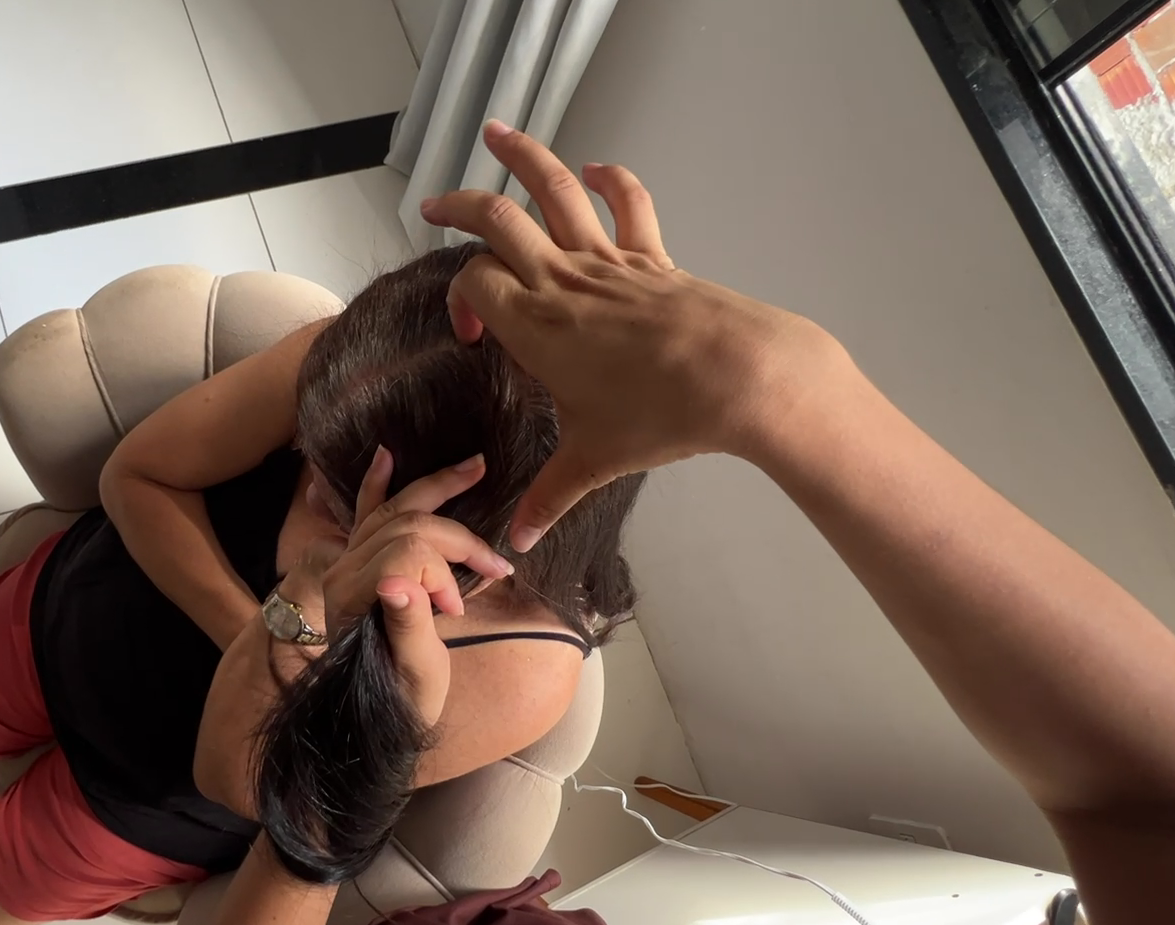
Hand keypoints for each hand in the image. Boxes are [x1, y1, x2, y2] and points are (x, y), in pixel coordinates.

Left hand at [281, 449, 512, 723]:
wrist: (371, 715)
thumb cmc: (399, 703)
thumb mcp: (413, 675)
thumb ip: (406, 626)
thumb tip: (400, 583)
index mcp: (352, 601)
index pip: (403, 553)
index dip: (440, 572)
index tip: (458, 608)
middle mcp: (341, 574)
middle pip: (403, 525)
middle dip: (454, 539)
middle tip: (491, 565)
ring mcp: (345, 564)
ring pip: (391, 509)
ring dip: (435, 489)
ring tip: (473, 468)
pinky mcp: (355, 562)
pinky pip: (363, 514)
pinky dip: (376, 485)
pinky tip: (386, 456)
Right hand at [420, 120, 857, 550]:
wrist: (742, 378)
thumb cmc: (658, 416)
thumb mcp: (591, 461)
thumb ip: (547, 498)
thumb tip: (517, 543)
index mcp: (535, 324)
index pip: (472, 282)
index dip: (458, 301)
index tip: (470, 337)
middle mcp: (563, 281)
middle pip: (498, 218)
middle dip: (458, 204)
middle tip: (432, 206)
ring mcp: (609, 262)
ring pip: (556, 191)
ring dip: (524, 156)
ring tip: (496, 131)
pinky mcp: (652, 257)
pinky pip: (627, 204)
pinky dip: (609, 181)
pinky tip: (593, 170)